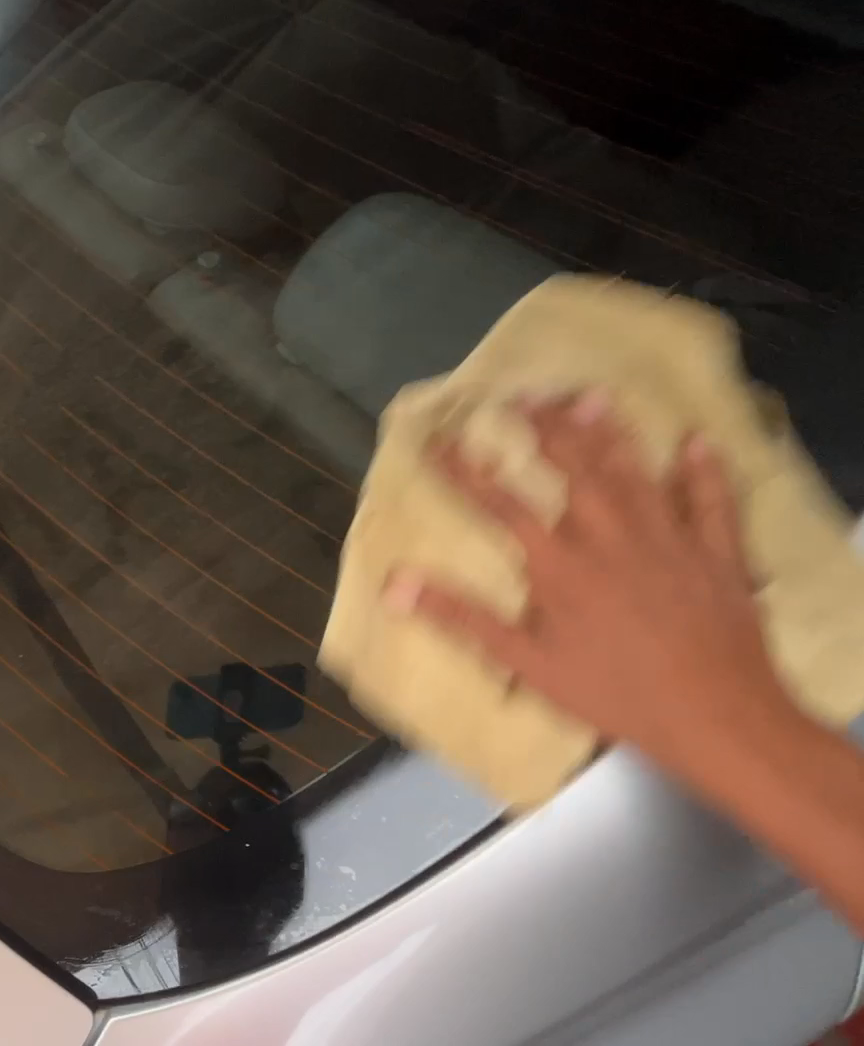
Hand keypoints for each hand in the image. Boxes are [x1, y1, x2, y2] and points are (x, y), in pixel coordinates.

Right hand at [381, 390, 795, 775]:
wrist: (721, 720)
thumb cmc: (611, 691)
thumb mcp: (523, 661)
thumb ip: (459, 616)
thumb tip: (395, 584)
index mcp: (558, 565)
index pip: (499, 504)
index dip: (464, 469)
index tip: (438, 439)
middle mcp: (611, 540)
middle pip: (574, 472)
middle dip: (546, 431)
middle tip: (527, 396)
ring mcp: (670, 543)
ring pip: (636, 476)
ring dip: (612, 435)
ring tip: (593, 398)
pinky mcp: (719, 558)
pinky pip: (713, 505)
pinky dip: (706, 473)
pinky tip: (699, 443)